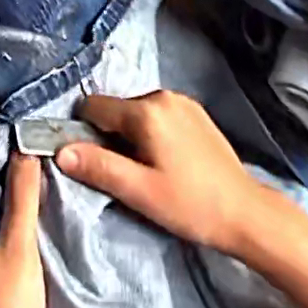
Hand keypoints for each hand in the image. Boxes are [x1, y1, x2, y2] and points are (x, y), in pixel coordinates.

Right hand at [55, 91, 293, 260]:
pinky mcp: (195, 111)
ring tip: (150, 171)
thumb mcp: (139, 192)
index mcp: (146, 111)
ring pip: (136, 112)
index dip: (86, 133)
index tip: (96, 161)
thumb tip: (60, 151)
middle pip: (116, 109)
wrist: (246, 212)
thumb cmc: (190, 205)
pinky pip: (157, 114)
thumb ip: (99, 167)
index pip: (94, 107)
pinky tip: (168, 161)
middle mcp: (163, 95)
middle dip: (111, 136)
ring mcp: (181, 101)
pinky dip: (152, 133)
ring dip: (132, 136)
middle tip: (129, 174)